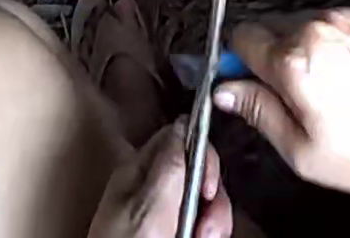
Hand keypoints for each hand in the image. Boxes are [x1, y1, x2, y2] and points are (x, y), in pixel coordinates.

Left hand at [87, 120, 233, 237]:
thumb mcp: (148, 209)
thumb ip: (169, 164)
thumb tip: (184, 123)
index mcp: (137, 173)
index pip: (177, 137)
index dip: (201, 152)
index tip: (209, 184)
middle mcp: (149, 191)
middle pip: (195, 173)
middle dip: (211, 197)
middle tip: (208, 225)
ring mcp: (158, 220)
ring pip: (201, 204)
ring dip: (213, 222)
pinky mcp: (168, 237)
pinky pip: (198, 227)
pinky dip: (206, 235)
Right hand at [211, 9, 349, 200]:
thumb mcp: (300, 150)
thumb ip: (256, 110)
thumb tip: (225, 91)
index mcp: (292, 62)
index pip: (240, 37)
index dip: (236, 59)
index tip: (241, 76)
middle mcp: (312, 30)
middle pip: (264, 24)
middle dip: (263, 52)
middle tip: (279, 88)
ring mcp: (336, 18)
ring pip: (290, 20)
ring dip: (289, 42)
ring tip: (312, 81)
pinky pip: (317, 18)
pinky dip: (316, 36)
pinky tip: (332, 69)